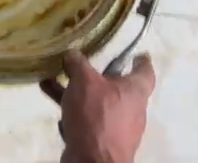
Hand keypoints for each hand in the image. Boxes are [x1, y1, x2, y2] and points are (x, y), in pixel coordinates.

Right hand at [40, 50, 156, 162]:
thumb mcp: (84, 80)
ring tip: (52, 80)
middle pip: (117, 88)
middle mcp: (131, 111)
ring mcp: (117, 130)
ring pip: (97, 104)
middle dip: (97, 76)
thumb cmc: (97, 116)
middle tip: (81, 63)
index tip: (138, 53)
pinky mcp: (102, 143)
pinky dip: (73, 112)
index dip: (142, 61)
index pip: (145, 72)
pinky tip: (54, 105)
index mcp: (135, 92)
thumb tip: (72, 54)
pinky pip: (88, 121)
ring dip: (76, 92)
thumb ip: (78, 63)